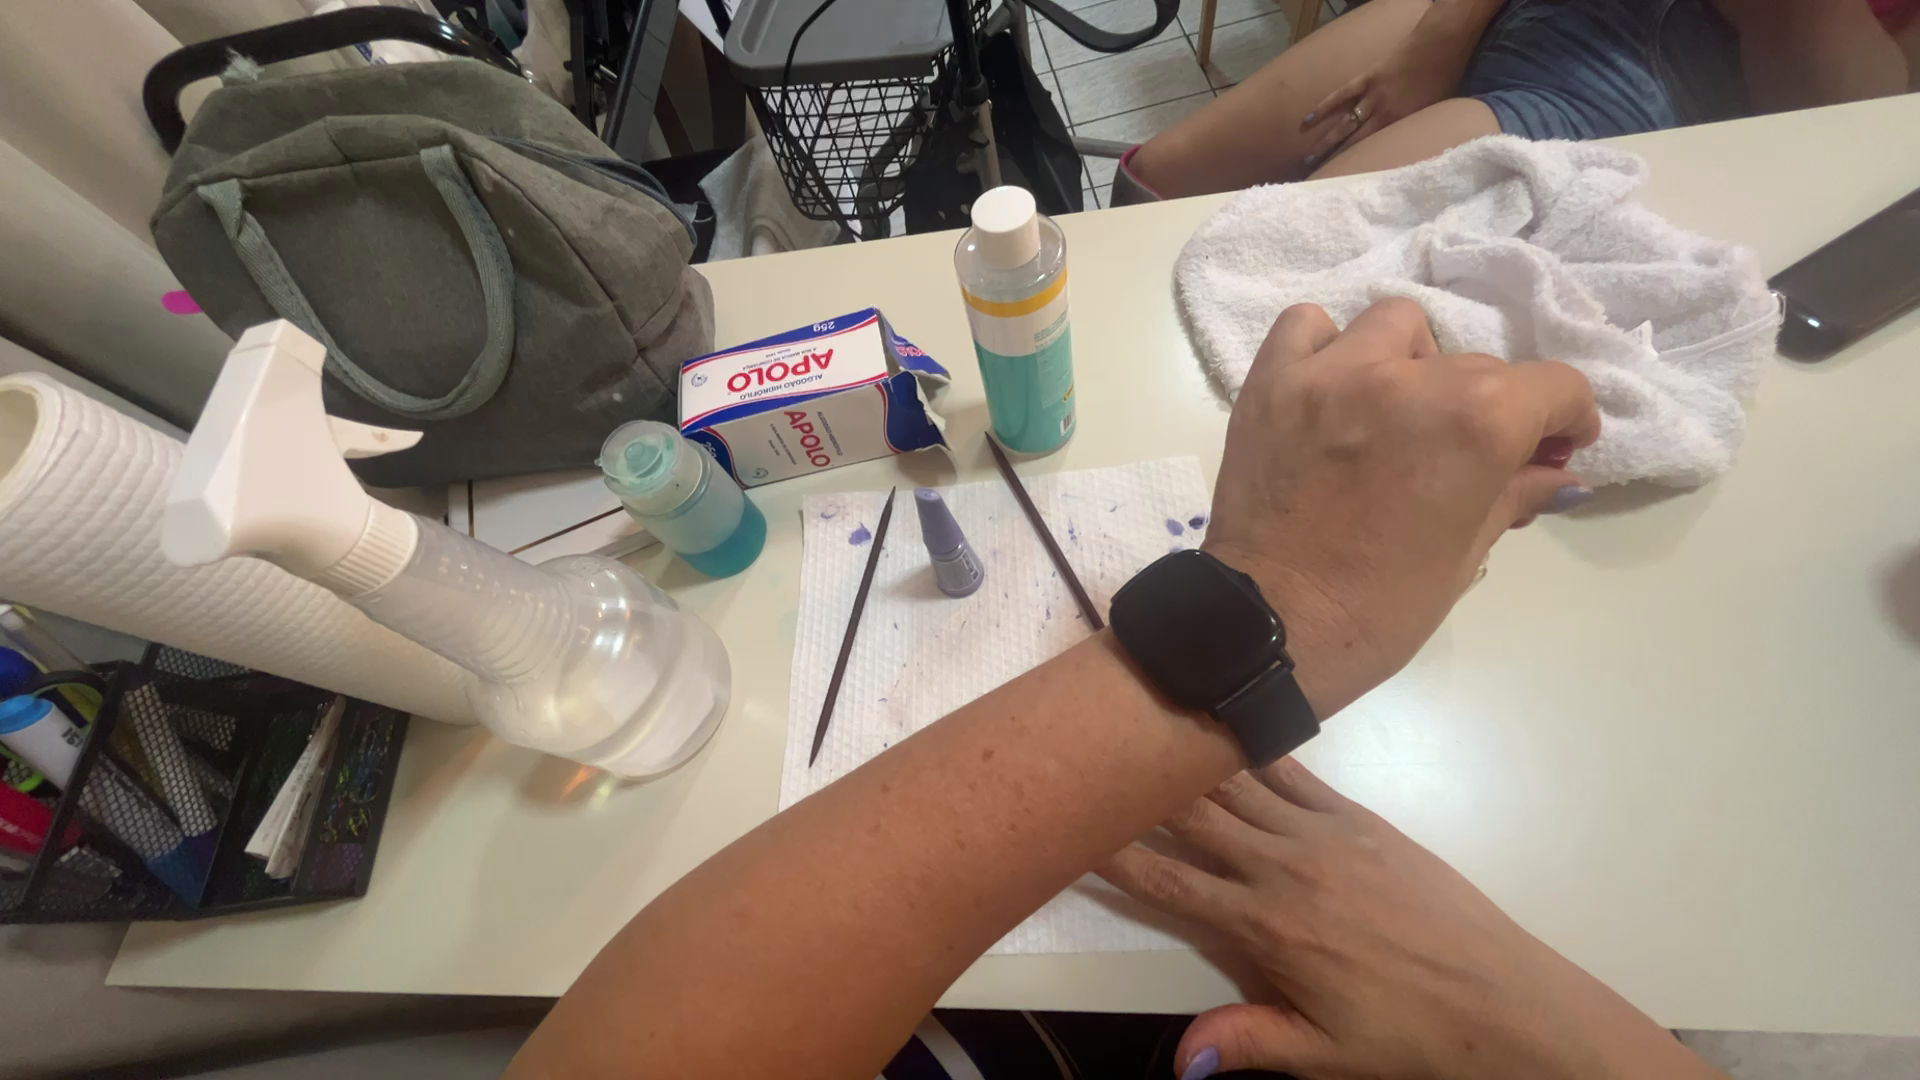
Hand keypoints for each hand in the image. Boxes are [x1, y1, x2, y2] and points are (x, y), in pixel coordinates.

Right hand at [1099, 759, 1729, 1079]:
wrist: (1514, 1004)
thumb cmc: (1412, 1037)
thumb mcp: (1327, 1053)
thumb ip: (1248, 1042)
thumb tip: (1178, 1060)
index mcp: (1264, 928)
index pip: (1168, 884)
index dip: (1114, 855)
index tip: (1073, 826)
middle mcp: (1279, 866)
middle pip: (1189, 815)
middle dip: (1135, 786)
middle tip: (1096, 756)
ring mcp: (1318, 831)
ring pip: (1231, 781)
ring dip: (1184, 757)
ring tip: (1147, 725)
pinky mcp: (1354, 814)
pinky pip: (1289, 769)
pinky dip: (1250, 747)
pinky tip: (1225, 724)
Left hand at [1200, 299, 1597, 717]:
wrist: (1267, 625)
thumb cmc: (1376, 609)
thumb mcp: (1464, 556)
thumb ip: (1511, 493)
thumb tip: (1555, 471)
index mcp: (1473, 420)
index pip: (1551, 387)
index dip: (1560, 421)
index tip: (1546, 448)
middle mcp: (1402, 380)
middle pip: (1471, 365)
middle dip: (1480, 407)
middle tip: (1453, 453)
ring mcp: (1325, 376)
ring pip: (1391, 325)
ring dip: (1407, 360)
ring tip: (1388, 411)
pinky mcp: (1266, 386)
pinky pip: (1303, 327)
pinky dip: (1323, 346)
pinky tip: (1328, 387)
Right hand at [1299, 25, 1472, 170]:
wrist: (1444, 41)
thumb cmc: (1445, 76)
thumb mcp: (1436, 110)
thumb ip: (1419, 129)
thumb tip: (1414, 150)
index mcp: (1397, 123)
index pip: (1371, 151)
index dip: (1355, 168)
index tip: (1340, 185)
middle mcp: (1380, 113)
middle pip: (1350, 142)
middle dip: (1331, 161)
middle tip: (1315, 179)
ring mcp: (1371, 96)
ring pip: (1342, 124)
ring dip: (1323, 143)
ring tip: (1306, 160)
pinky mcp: (1366, 79)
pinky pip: (1341, 95)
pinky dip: (1324, 108)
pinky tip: (1307, 121)